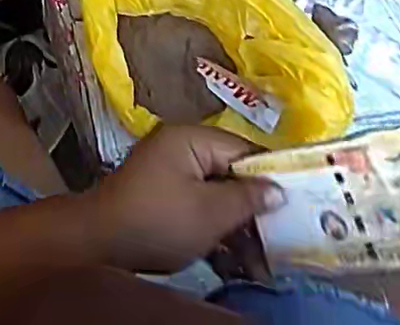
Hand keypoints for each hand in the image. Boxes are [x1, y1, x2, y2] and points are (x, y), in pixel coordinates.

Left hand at [83, 125, 284, 272]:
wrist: (101, 241)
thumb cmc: (158, 219)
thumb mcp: (209, 212)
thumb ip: (246, 198)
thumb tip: (278, 188)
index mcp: (192, 138)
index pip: (243, 150)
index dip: (270, 176)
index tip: (298, 202)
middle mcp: (182, 146)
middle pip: (231, 171)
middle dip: (255, 208)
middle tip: (281, 239)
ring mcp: (171, 170)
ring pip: (217, 192)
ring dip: (238, 225)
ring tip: (261, 261)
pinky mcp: (164, 194)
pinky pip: (199, 203)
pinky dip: (216, 227)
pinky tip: (235, 259)